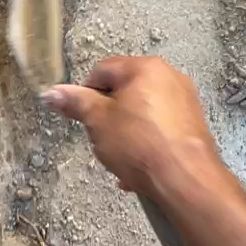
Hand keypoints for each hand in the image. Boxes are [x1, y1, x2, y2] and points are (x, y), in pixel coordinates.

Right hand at [42, 57, 228, 200]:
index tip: (83, 118)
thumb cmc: (138, 144)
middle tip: (102, 138)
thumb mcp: (98, 121)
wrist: (184, 178)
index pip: (102, 70)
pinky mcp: (194, 124)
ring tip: (121, 158)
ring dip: (126, 132)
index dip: (86, 94)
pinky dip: (146, 142)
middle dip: (108, 115)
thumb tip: (51, 92)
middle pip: (125, 90)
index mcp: (144, 68)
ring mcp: (185, 100)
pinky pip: (160, 128)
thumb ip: (75, 103)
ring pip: (142, 112)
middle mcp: (169, 76)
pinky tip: (138, 167)